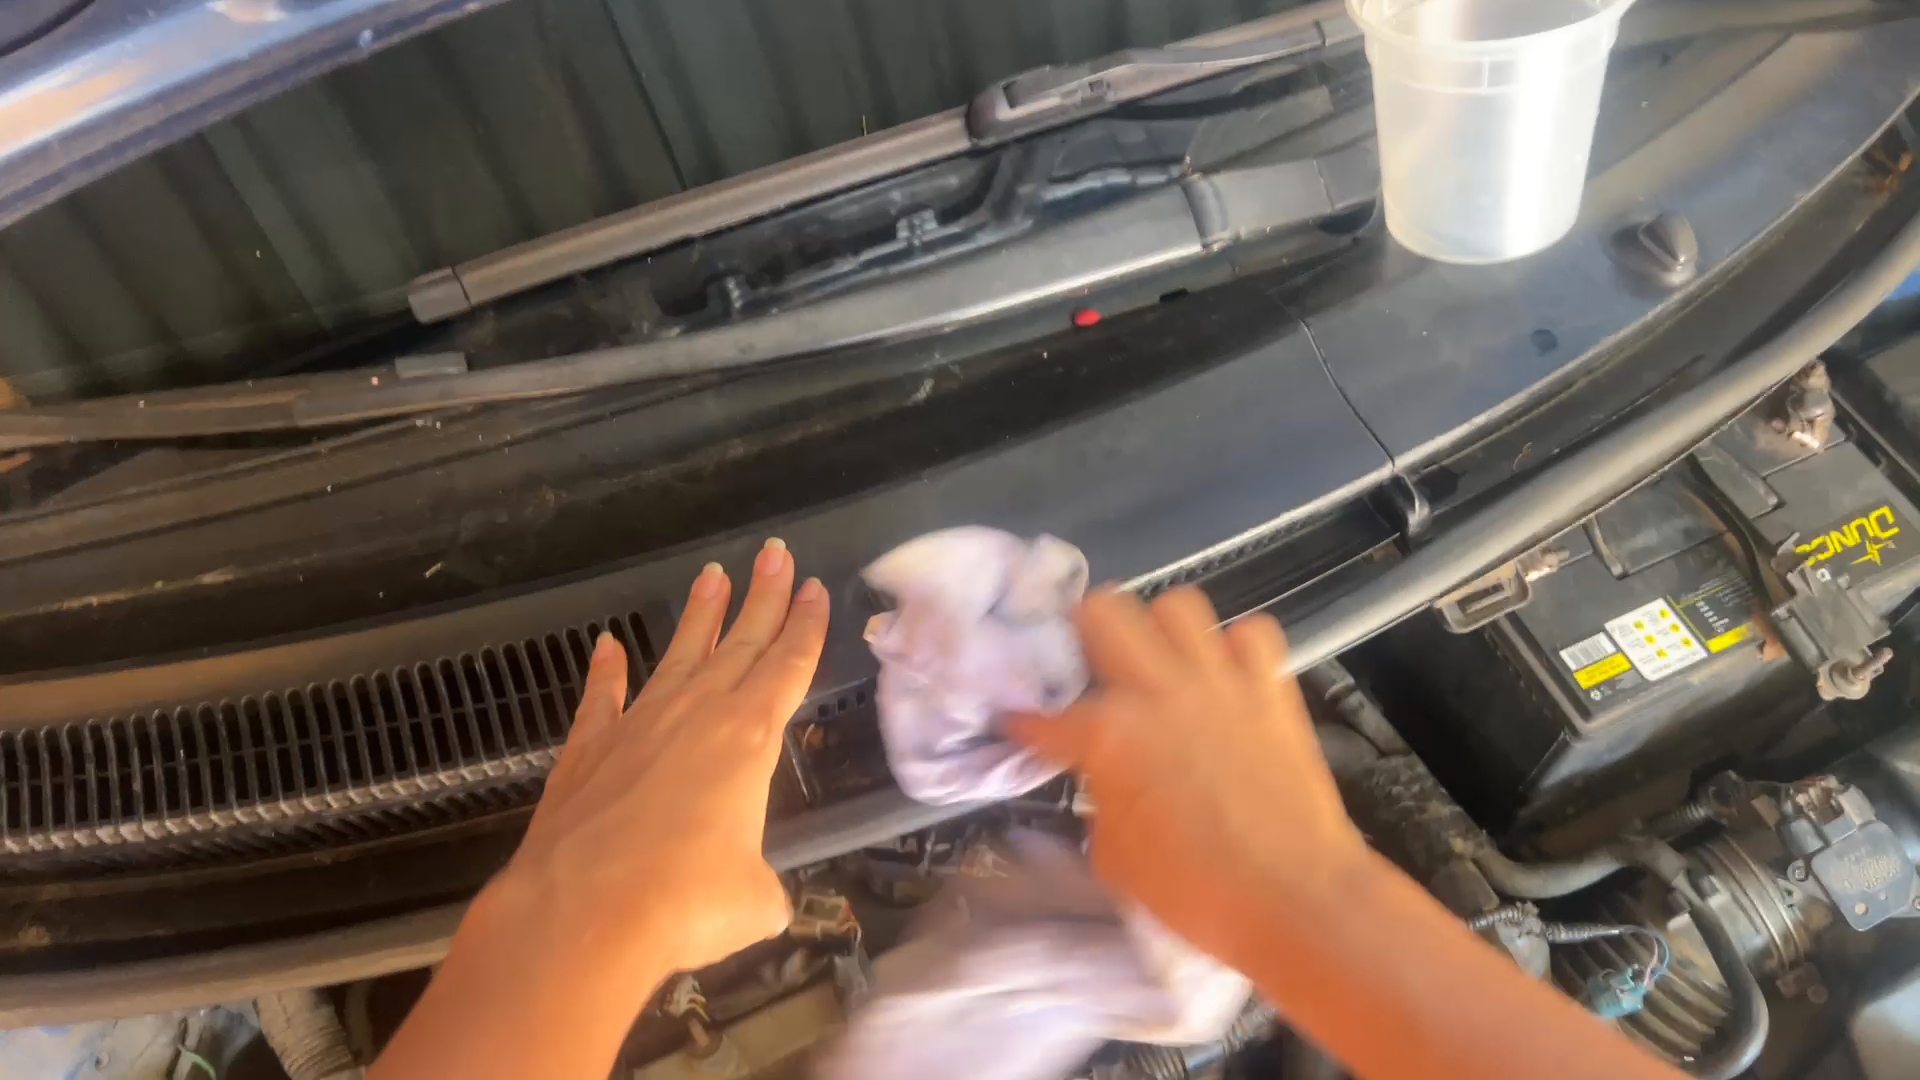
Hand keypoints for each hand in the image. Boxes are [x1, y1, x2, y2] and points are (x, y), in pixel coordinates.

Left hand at [493, 537, 830, 975]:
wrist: (581, 916)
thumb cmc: (686, 901)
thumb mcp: (751, 900)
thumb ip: (763, 890)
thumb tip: (765, 906)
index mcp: (750, 737)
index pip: (788, 665)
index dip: (805, 626)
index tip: (812, 587)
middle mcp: (700, 714)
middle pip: (743, 641)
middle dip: (764, 595)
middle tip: (775, 551)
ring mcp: (641, 724)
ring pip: (681, 652)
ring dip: (700, 614)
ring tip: (713, 572)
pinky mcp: (590, 748)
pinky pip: (603, 697)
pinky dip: (605, 672)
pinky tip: (606, 644)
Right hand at [1006, 586, 1366, 965]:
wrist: (1297, 901)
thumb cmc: (1195, 892)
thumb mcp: (1113, 856)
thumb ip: (1099, 798)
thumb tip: (1104, 779)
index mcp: (1108, 734)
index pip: (1044, 717)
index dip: (1022, 721)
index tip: (1015, 722)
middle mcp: (1158, 689)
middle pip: (1103, 610)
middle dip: (1082, 628)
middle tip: (1088, 659)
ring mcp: (1218, 681)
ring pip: (1177, 605)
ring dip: (1160, 628)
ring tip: (1159, 659)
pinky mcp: (1270, 689)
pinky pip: (1251, 634)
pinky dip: (1234, 647)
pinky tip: (1224, 674)